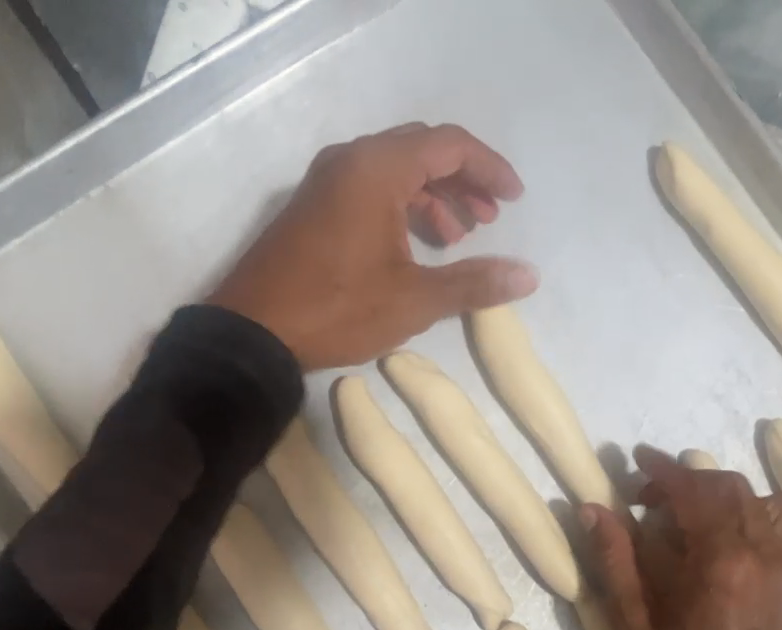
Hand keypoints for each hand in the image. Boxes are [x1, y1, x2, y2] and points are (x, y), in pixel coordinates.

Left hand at [210, 122, 538, 369]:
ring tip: (460, 238)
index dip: (489, 168)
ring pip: (396, 171)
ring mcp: (327, 182)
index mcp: (377, 169)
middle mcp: (351, 161)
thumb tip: (528, 276)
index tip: (515, 198)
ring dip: (434, 197)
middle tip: (490, 217)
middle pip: (422, 151)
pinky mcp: (315, 206)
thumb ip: (473, 283)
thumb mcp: (414, 300)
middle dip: (463, 181)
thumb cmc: (337, 309)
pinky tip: (418, 247)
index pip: (449, 145)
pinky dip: (404, 208)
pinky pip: (371, 189)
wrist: (253, 332)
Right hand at [583, 447, 781, 629]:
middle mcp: (764, 555)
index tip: (637, 462)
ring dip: (742, 502)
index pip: (691, 491)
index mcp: (717, 560)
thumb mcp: (633, 624)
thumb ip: (615, 560)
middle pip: (733, 489)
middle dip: (692, 483)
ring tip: (710, 522)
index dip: (661, 471)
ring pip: (780, 507)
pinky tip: (773, 548)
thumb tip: (593, 508)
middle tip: (656, 501)